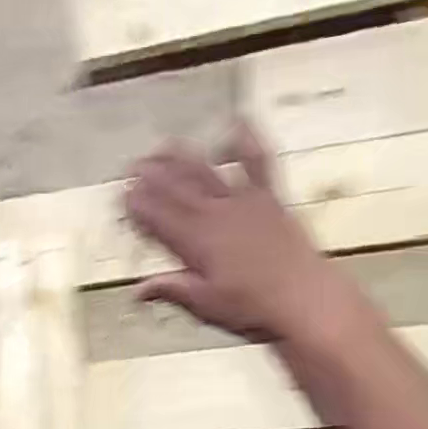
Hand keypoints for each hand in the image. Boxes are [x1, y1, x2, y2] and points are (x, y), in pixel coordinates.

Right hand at [125, 122, 351, 339]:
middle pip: (176, 190)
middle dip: (152, 176)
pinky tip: (238, 120)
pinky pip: (259, 163)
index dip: (139, 205)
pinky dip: (248, 141)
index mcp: (196, 242)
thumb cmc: (252, 308)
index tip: (124, 194)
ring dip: (182, 157)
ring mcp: (243, 201)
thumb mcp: (206, 304)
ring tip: (162, 146)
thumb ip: (172, 290)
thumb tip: (136, 291)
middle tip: (133, 166)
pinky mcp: (270, 199)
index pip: (158, 218)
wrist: (304, 299)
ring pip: (205, 172)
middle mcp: (214, 214)